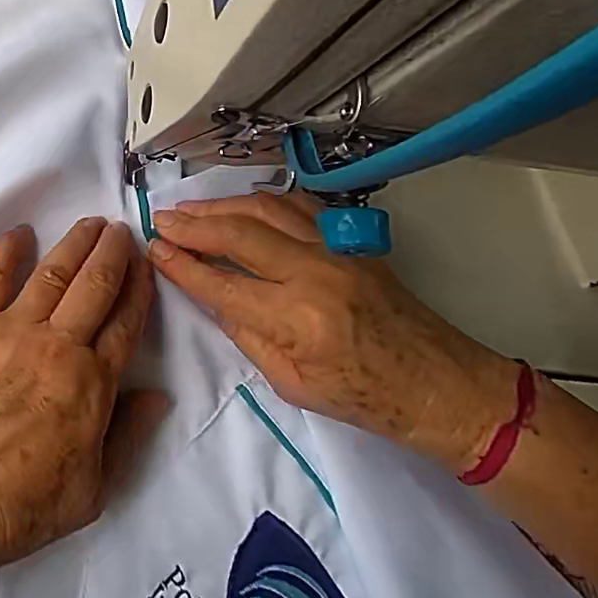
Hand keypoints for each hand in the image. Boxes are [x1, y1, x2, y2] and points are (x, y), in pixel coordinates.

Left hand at [0, 218, 166, 597]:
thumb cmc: (23, 500)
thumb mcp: (96, 489)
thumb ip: (128, 435)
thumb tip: (157, 394)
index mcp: (94, 384)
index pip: (125, 325)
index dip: (138, 291)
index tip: (146, 266)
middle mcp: (58, 346)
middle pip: (94, 289)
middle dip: (111, 255)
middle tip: (120, 231)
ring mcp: (12, 330)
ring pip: (52, 276)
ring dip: (73, 246)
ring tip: (88, 225)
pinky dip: (7, 252)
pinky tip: (20, 233)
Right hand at [144, 193, 521, 473]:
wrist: (445, 387)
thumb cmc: (363, 397)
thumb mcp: (288, 381)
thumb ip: (244, 332)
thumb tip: (209, 293)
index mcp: (296, 320)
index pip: (219, 282)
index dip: (179, 263)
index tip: (152, 248)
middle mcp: (315, 275)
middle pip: (237, 233)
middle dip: (191, 224)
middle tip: (160, 220)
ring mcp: (338, 252)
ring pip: (265, 209)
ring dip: (220, 205)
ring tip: (188, 208)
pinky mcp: (352, 242)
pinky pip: (299, 206)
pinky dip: (262, 200)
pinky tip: (239, 204)